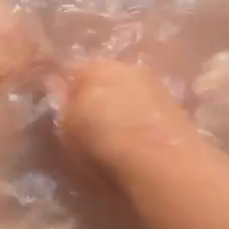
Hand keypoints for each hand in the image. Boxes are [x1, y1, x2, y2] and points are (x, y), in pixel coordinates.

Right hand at [52, 58, 199, 169]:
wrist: (161, 162)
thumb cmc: (101, 142)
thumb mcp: (64, 126)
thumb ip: (58, 101)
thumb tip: (53, 84)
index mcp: (94, 67)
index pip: (69, 70)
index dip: (60, 88)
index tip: (56, 106)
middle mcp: (126, 66)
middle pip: (101, 76)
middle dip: (91, 93)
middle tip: (81, 119)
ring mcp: (154, 83)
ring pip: (125, 89)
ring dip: (116, 104)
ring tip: (108, 129)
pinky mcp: (175, 103)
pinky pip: (144, 105)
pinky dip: (136, 115)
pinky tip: (131, 135)